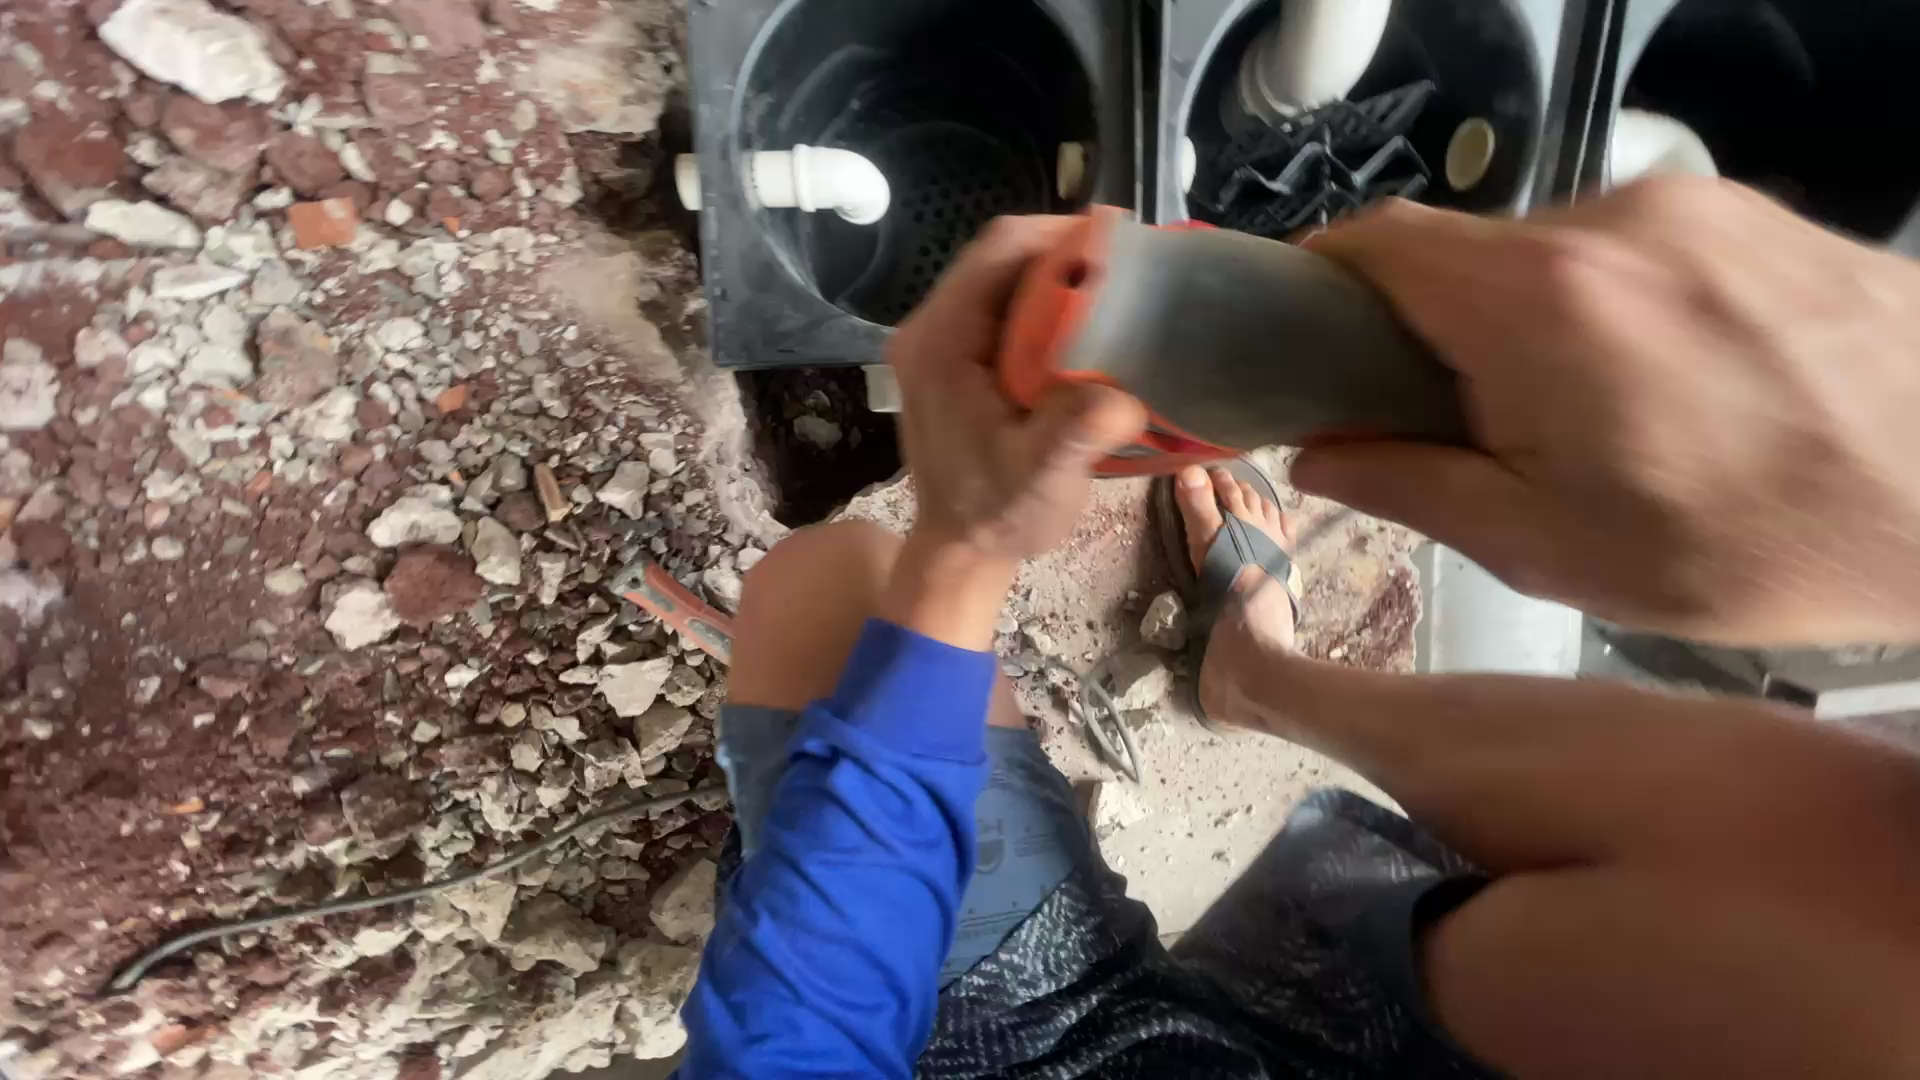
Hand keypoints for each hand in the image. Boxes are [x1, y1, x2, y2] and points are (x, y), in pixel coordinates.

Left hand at [887, 217, 1147, 566]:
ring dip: (1053, 281)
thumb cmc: (997, 515)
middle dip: (1063, 255)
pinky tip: (1077, 331)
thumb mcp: (1042, 478)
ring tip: (1111, 294)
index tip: (1122, 242)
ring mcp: (933, 347)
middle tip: (1126, 269)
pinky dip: (1039, 310)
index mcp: (939, 344)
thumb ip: (1076, 433)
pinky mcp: (946, 364)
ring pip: (998, 283)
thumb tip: (1123, 397)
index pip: (999, 251)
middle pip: (998, 259)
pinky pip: (995, 312)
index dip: (1061, 234)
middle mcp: (926, 333)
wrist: (958, 548)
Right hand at [1297, 176, 1919, 645]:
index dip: (1320, 269)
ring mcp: (1695, 210)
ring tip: (1538, 402)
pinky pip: (1616, 246)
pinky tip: (1621, 374)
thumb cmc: (1738, 542)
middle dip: (1417, 321)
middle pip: (1455, 251)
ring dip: (1502, 315)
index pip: (1381, 242)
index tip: (1293, 314)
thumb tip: (1315, 455)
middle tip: (1427, 406)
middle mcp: (1615, 225)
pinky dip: (1579, 300)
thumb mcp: (1529, 539)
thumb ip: (1398, 483)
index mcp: (1540, 300)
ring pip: (1534, 249)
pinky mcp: (1753, 217)